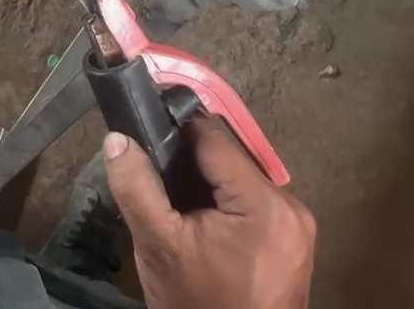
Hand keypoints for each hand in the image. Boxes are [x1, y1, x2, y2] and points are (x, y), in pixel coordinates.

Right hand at [103, 118, 316, 308]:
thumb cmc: (199, 306)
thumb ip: (136, 186)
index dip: (172, 128)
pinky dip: (218, 201)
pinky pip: (247, 201)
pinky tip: (194, 221)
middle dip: (185, 161)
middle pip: (224, 158)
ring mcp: (297, 227)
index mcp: (266, 204)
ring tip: (168, 200)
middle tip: (150, 174)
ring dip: (200, 181)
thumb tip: (116, 137)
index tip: (139, 124)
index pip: (211, 138)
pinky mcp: (292, 243)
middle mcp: (291, 207)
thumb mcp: (159, 245)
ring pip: (234, 178)